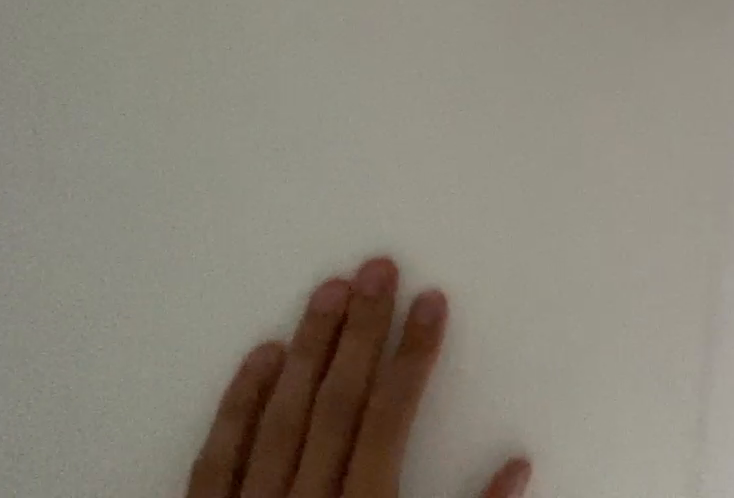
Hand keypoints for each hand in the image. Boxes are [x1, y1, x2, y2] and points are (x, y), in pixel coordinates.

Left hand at [186, 258, 528, 497]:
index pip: (392, 414)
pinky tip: (262, 356)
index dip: (415, 352)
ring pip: (280, 417)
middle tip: (377, 268)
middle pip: (337, 401)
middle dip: (362, 330)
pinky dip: (237, 407)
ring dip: (309, 350)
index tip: (431, 299)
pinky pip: (214, 463)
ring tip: (328, 291)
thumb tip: (519, 465)